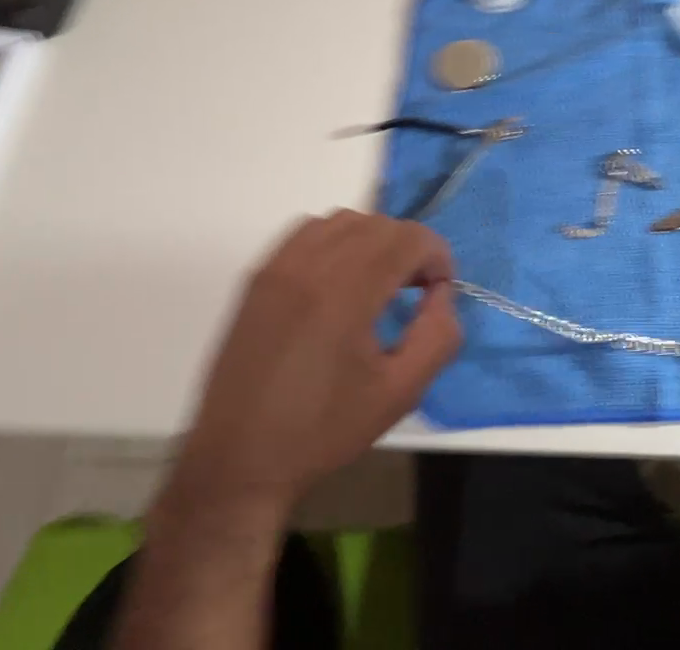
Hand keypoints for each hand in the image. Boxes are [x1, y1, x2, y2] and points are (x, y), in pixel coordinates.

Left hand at [166, 211, 460, 519]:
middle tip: (414, 291)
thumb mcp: (400, 393)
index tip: (437, 293)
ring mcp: (277, 267)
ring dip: (372, 240)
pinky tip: (338, 282)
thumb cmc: (324, 430)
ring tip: (377, 284)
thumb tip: (441, 294)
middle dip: (409, 249)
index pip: (408, 238)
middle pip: (378, 224)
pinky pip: (306, 232)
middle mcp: (309, 266)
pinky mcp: (257, 278)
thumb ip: (437, 335)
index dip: (437, 257)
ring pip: (342, 220)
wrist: (238, 460)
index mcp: (346, 294)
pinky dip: (335, 241)